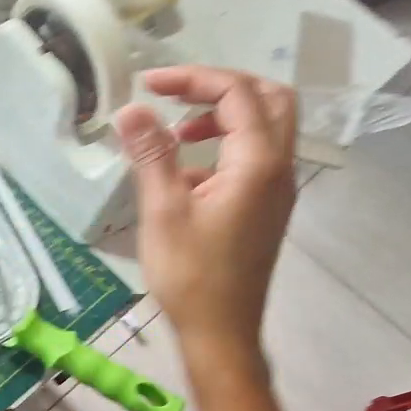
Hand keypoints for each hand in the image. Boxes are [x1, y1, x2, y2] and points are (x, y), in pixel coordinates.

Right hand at [115, 66, 298, 370]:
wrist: (221, 331)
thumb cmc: (190, 274)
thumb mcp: (163, 211)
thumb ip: (151, 155)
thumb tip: (131, 109)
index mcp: (259, 162)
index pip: (236, 93)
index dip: (193, 79)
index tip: (148, 85)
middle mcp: (279, 168)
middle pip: (268, 99)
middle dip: (220, 88)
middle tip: (175, 96)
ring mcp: (277, 190)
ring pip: (264, 129)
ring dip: (223, 117)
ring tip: (175, 132)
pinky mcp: (265, 209)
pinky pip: (254, 158)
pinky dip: (223, 147)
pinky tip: (183, 175)